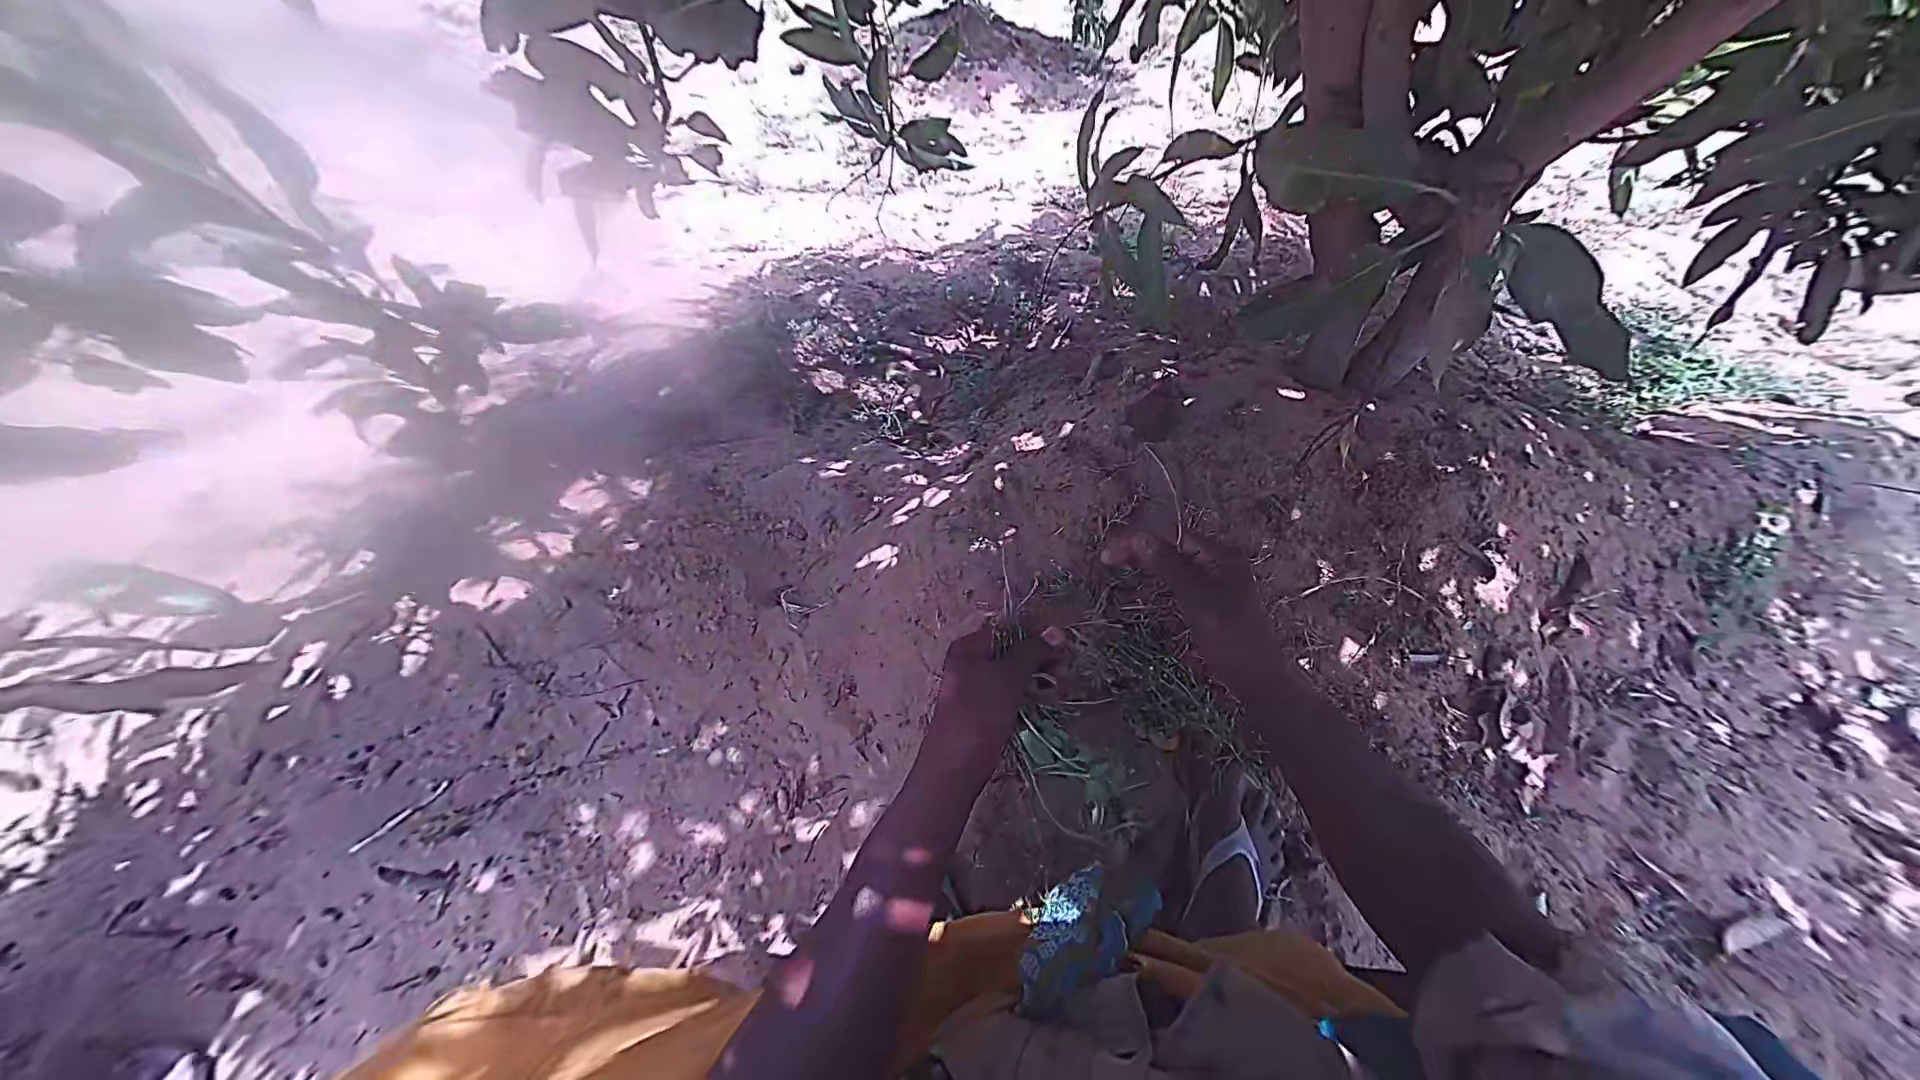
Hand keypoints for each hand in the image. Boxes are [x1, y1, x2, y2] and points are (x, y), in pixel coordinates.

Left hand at [926, 620, 1063, 769]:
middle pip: (1011, 652)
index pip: (1008, 629)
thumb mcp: (1007, 677)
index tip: (1063, 648)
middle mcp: (969, 664)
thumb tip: (1056, 631)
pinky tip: (1046, 703)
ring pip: (1013, 676)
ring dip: (1038, 678)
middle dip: (1040, 659)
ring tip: (1061, 688)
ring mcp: (976, 690)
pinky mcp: (984, 713)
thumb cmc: (977, 715)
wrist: (954, 770)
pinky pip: (1010, 696)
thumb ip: (1031, 652)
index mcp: (968, 648)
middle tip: (1066, 671)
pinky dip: (1028, 696)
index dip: (1036, 635)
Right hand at [1100, 531, 1277, 684]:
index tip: (1109, 554)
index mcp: (1220, 554)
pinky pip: (1180, 578)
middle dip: (1140, 548)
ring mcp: (1217, 580)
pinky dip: (1159, 576)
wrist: (1257, 681)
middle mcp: (1220, 561)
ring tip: (1119, 566)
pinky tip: (1145, 581)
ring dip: (1147, 560)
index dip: (1139, 540)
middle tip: (1108, 560)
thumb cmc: (1229, 639)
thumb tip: (1140, 538)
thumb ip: (1169, 567)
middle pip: (1173, 545)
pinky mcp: (1212, 598)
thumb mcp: (1195, 599)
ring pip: (1174, 561)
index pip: (1172, 535)